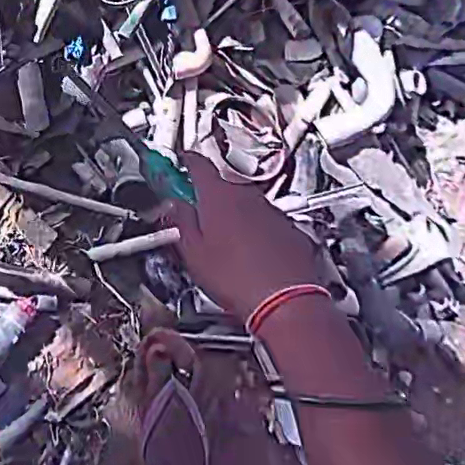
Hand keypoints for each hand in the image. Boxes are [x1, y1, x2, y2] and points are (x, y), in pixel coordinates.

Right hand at [157, 153, 321, 320]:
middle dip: (209, 196)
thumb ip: (180, 220)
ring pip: (245, 203)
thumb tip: (175, 207)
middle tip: (197, 216)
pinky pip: (267, 221)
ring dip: (233, 214)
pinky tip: (249, 255)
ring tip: (224, 244)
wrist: (286, 304)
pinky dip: (256, 230)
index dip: (187, 160)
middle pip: (223, 184)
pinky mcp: (290, 229)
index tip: (183, 161)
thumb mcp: (193, 252)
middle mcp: (247, 196)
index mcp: (218, 195)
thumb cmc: (239, 280)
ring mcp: (271, 211)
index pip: (198, 164)